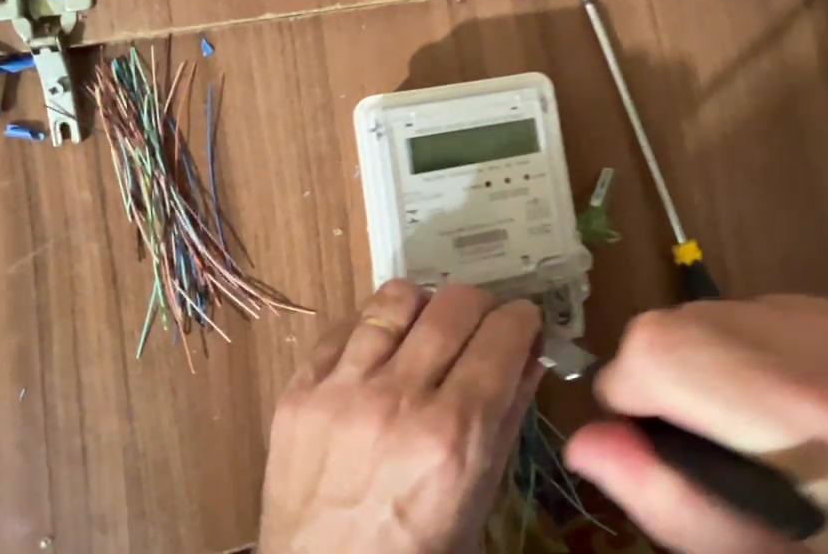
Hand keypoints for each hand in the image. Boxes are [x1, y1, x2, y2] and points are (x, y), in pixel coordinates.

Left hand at [257, 279, 544, 553]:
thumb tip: (530, 352)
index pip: (504, 333)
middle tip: (481, 325)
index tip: (523, 324)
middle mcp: (399, 400)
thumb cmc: (418, 551)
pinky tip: (380, 353)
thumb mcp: (479, 494)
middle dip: (481, 306)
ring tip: (426, 329)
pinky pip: (344, 325)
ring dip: (424, 307)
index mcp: (454, 433)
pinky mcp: (298, 392)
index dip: (523, 320)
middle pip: (455, 303)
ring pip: (396, 298)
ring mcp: (341, 391)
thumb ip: (507, 415)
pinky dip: (371, 330)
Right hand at [565, 296, 827, 552]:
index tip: (645, 448)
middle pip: (687, 318)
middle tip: (703, 455)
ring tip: (754, 439)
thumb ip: (677, 507)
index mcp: (823, 412)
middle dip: (668, 380)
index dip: (629, 395)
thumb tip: (588, 442)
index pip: (661, 344)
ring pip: (727, 309)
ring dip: (712, 364)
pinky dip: (757, 353)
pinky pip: (777, 311)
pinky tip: (796, 415)